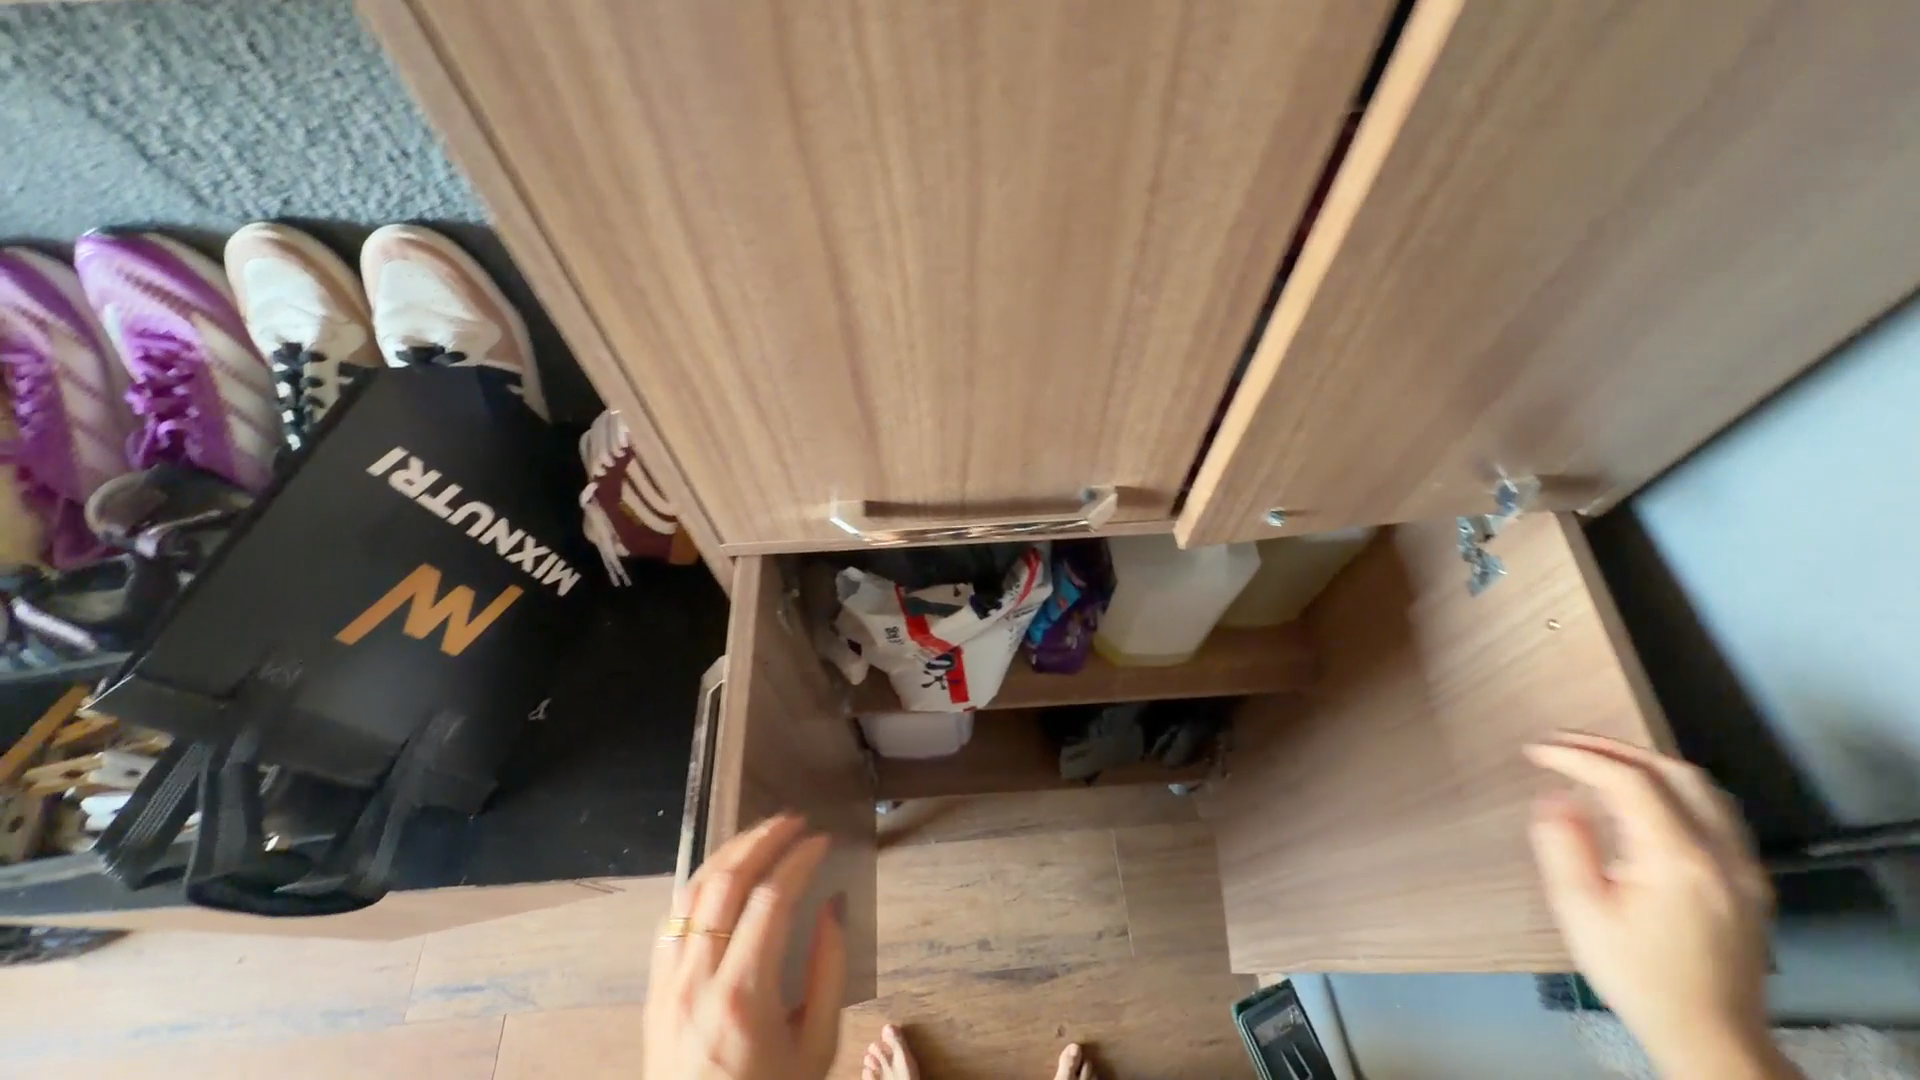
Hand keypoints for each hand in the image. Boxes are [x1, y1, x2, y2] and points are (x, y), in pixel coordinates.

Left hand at [645, 814, 846, 1079]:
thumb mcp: (817, 1047)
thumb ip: (828, 970)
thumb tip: (832, 905)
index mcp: (744, 997)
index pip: (772, 900)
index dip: (799, 861)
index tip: (822, 841)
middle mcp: (697, 981)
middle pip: (726, 884)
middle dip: (763, 840)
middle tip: (794, 820)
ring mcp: (667, 984)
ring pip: (692, 893)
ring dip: (729, 854)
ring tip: (761, 833)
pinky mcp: (654, 991)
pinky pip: (672, 920)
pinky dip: (699, 885)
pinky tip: (722, 874)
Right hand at [1526, 734, 1790, 1078]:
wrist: (1708, 1033)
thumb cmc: (1635, 975)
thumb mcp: (1580, 912)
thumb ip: (1564, 846)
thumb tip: (1554, 797)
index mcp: (1677, 860)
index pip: (1628, 780)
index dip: (1578, 756)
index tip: (1536, 751)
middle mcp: (1721, 854)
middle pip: (1672, 772)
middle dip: (1612, 748)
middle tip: (1563, 744)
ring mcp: (1743, 866)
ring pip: (1702, 786)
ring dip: (1645, 762)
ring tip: (1599, 760)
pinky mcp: (1750, 879)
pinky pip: (1716, 810)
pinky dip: (1673, 786)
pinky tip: (1644, 796)